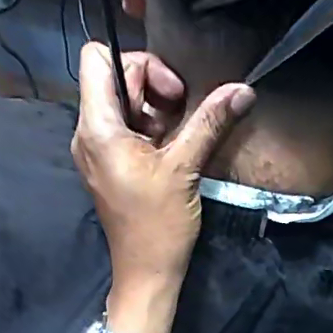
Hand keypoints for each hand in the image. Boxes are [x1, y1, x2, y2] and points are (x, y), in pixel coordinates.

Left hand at [70, 43, 254, 332]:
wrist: (146, 274)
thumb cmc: (158, 226)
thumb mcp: (185, 169)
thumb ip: (210, 122)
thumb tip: (243, 89)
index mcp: (98, 128)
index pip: (98, 58)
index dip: (137, 62)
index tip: (168, 91)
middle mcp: (89, 134)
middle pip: (115, 78)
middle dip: (153, 86)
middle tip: (181, 114)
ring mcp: (98, 152)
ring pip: (123, 104)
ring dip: (155, 110)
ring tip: (178, 136)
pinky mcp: (110, 166)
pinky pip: (127, 130)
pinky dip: (150, 130)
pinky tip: (172, 150)